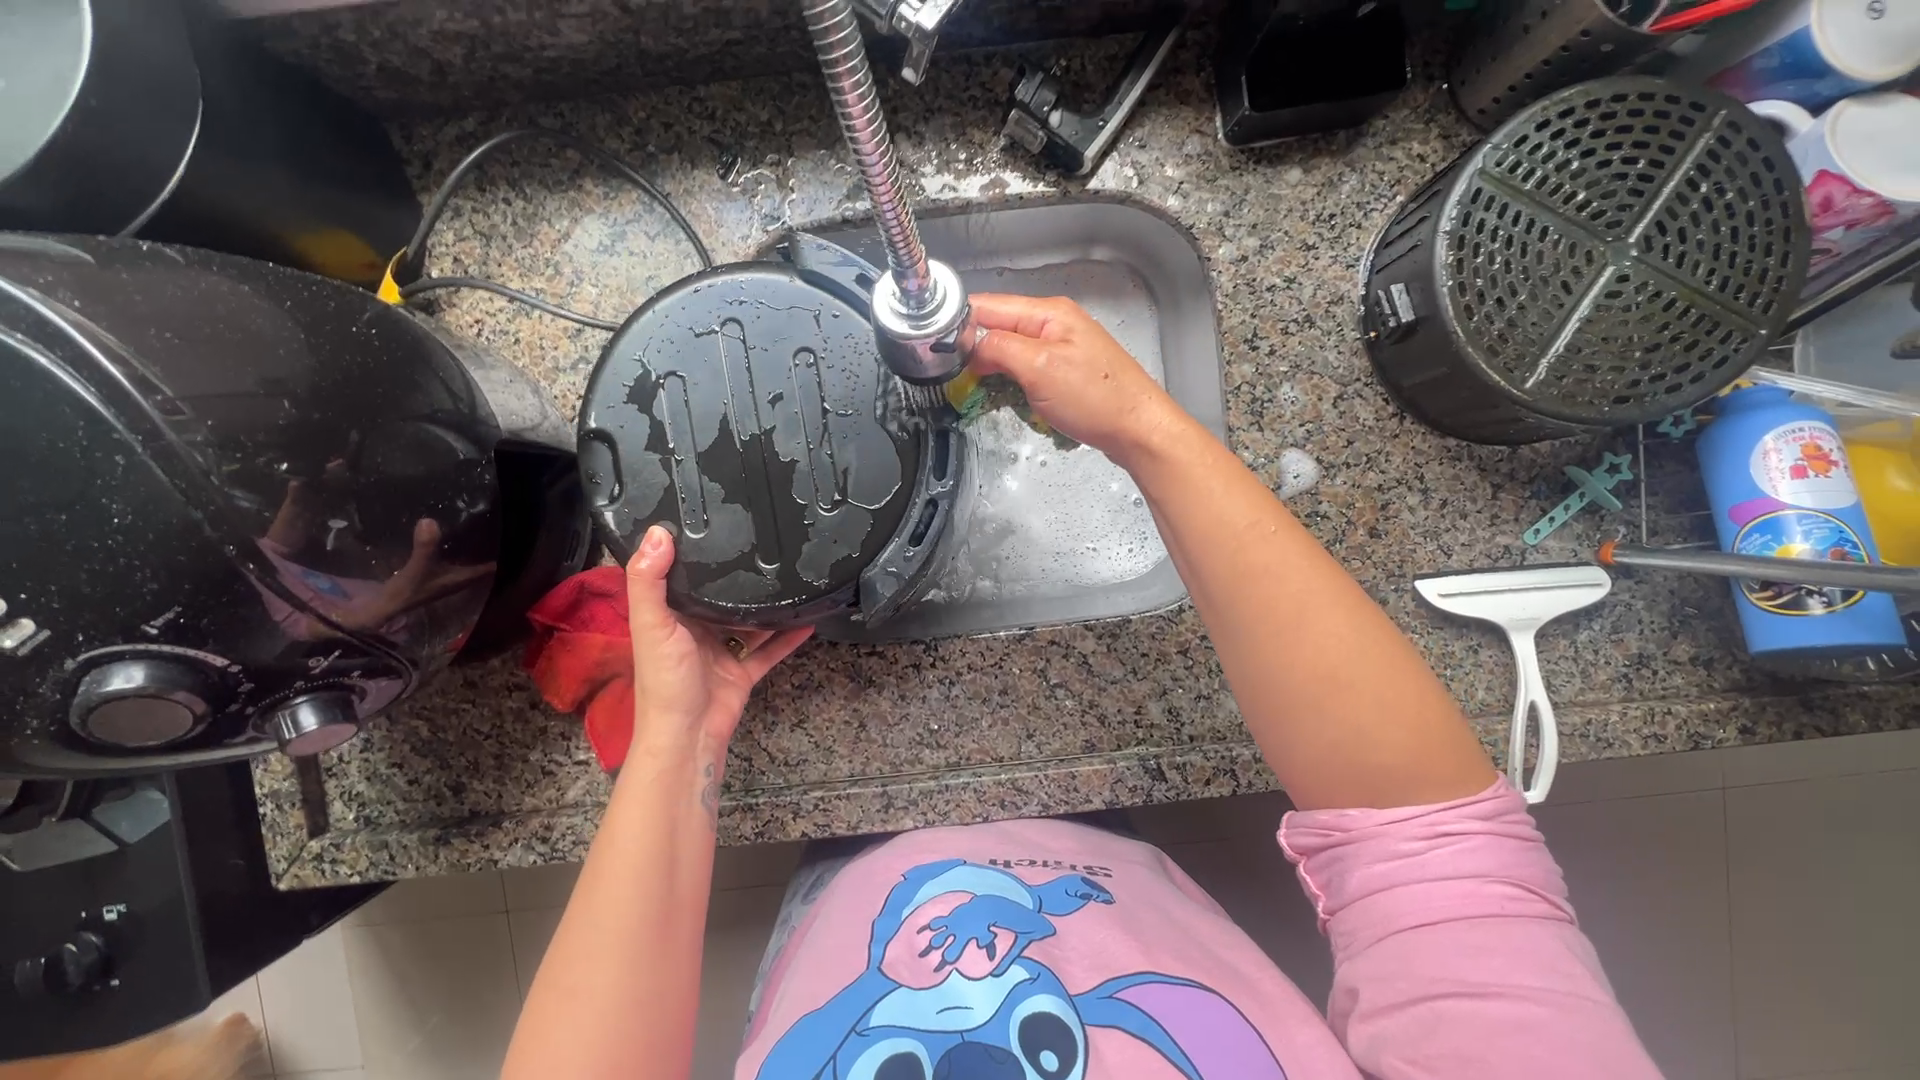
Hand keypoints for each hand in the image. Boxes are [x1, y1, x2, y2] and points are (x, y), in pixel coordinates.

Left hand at [625, 525, 812, 750]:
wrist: (688, 735)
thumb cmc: (664, 681)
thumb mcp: (652, 624)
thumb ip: (650, 580)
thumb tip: (658, 532)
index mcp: (669, 616)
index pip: (679, 577)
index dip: (692, 553)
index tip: (713, 524)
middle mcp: (695, 631)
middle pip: (719, 597)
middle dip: (738, 577)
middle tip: (764, 545)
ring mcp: (721, 651)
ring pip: (749, 621)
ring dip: (768, 604)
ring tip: (792, 576)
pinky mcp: (743, 671)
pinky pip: (770, 650)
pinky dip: (788, 636)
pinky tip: (808, 618)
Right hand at [967, 293, 1188, 465]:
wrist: (1137, 430)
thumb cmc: (1099, 399)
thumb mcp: (1039, 368)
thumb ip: (999, 348)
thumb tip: (970, 345)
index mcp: (1048, 313)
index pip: (988, 306)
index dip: (959, 325)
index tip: (937, 348)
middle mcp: (1055, 325)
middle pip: (998, 329)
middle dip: (975, 353)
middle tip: (959, 380)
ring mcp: (1061, 350)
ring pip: (1011, 354)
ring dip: (995, 374)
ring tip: (985, 393)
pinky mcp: (1065, 374)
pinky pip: (1027, 373)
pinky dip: (1015, 387)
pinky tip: (1015, 402)